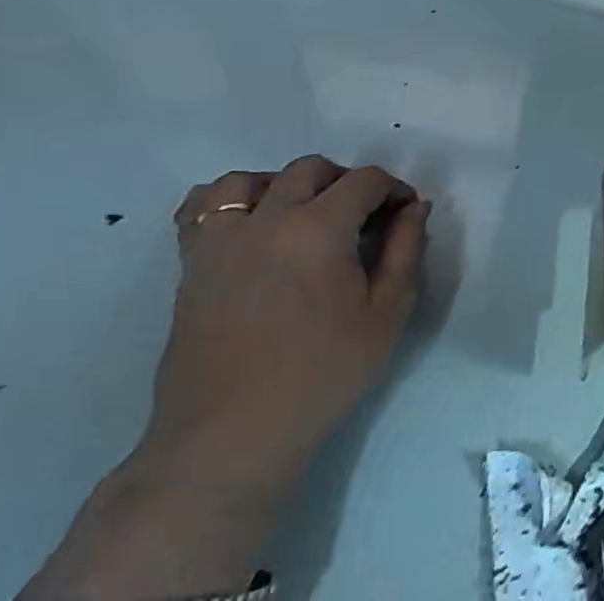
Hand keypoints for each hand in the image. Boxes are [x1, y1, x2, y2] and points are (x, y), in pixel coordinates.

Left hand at [21, 156, 429, 600]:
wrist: (234, 432)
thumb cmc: (325, 370)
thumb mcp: (388, 310)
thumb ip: (405, 249)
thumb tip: (413, 208)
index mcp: (318, 229)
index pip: (365, 180)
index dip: (394, 190)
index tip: (406, 216)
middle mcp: (265, 222)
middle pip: (310, 170)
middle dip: (348, 183)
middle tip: (365, 220)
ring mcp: (219, 242)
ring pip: (249, 179)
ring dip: (286, 185)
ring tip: (306, 217)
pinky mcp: (190, 265)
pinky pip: (201, 208)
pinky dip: (230, 202)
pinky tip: (255, 227)